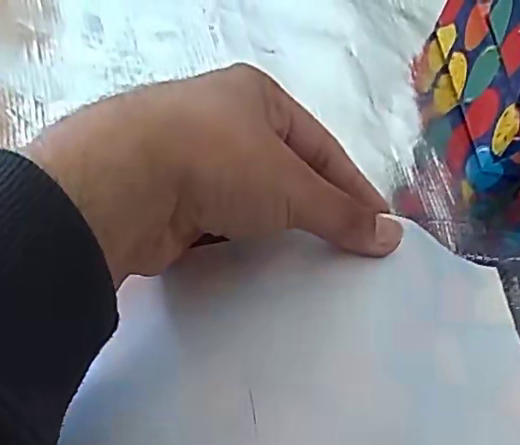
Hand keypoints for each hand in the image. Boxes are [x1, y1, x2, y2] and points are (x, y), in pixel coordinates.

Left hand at [24, 64, 401, 283]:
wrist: (127, 185)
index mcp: (258, 98)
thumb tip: (391, 236)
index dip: (356, 192)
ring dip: (280, 234)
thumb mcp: (292, 186)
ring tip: (310, 268)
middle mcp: (226, 124)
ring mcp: (195, 164)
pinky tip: (262, 271)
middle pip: (289, 177)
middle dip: (318, 214)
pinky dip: (246, 249)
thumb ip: (341, 214)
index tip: (382, 231)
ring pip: (254, 205)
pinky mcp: (174, 204)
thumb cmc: (219, 162)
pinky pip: (224, 229)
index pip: (324, 150)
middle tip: (347, 253)